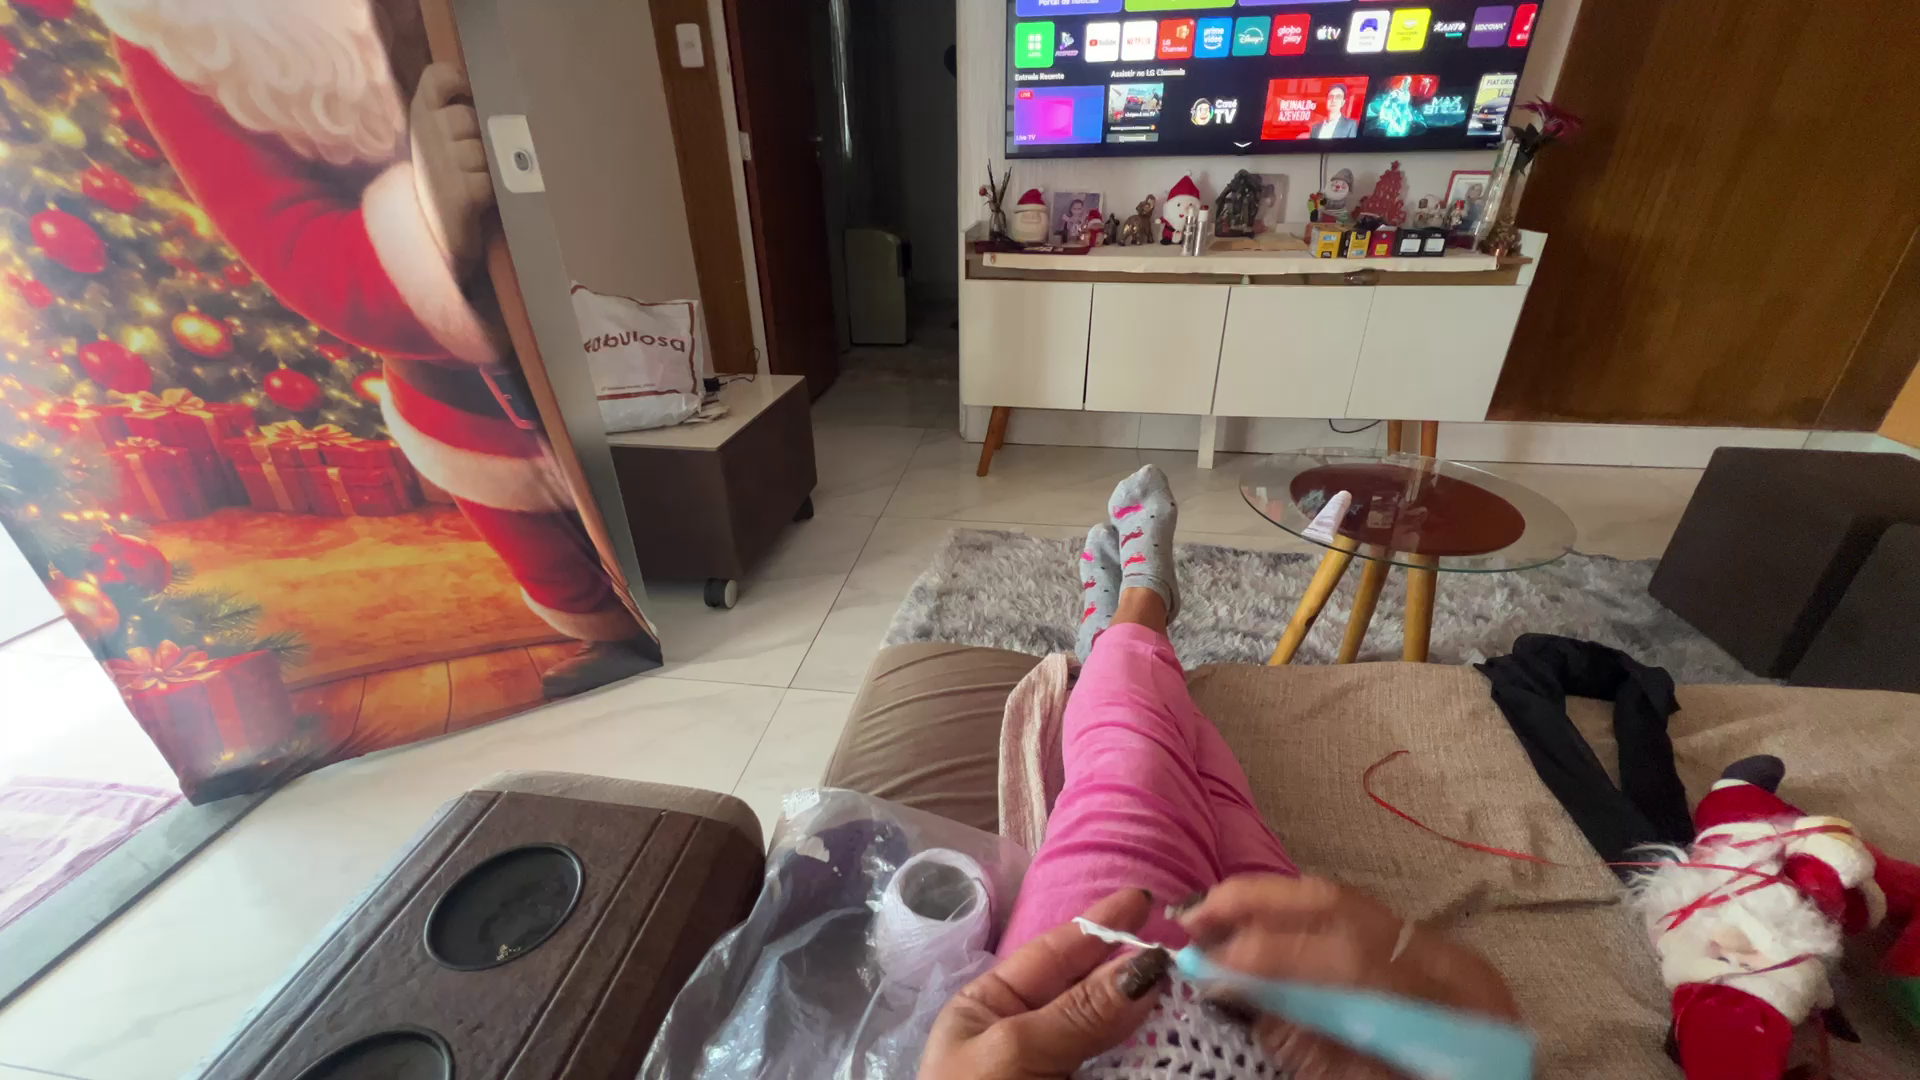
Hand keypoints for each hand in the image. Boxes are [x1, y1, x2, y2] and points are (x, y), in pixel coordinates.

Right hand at [409, 62, 493, 266]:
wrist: (435, 234)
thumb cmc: (448, 183)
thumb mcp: (445, 143)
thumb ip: (460, 118)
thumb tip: (499, 103)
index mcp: (421, 116)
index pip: (438, 78)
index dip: (460, 80)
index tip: (474, 94)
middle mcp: (426, 134)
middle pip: (471, 118)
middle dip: (484, 138)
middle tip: (479, 162)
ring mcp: (441, 164)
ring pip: (485, 150)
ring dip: (493, 168)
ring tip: (481, 182)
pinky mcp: (461, 193)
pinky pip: (493, 180)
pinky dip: (497, 190)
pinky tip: (486, 199)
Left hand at [919, 889, 1170, 1079]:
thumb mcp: (1012, 1055)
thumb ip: (1077, 1015)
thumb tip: (1143, 965)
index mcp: (993, 1007)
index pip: (1055, 954)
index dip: (1099, 925)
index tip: (1144, 899)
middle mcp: (1028, 1036)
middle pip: (1090, 994)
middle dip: (1133, 971)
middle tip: (1183, 944)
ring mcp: (1059, 1076)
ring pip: (1114, 1040)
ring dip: (1153, 1022)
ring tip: (1193, 995)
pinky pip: (1122, 1075)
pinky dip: (1151, 1065)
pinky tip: (1179, 1049)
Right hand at [1180, 876, 1519, 1079]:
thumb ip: (1310, 1047)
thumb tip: (1231, 992)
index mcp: (1456, 1001)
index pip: (1350, 957)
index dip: (1272, 955)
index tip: (1209, 964)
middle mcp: (1445, 956)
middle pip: (1337, 903)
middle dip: (1255, 902)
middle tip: (1193, 917)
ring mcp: (1432, 947)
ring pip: (1335, 897)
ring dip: (1263, 901)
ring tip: (1210, 916)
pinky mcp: (1414, 949)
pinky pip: (1341, 913)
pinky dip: (1288, 912)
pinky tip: (1252, 923)